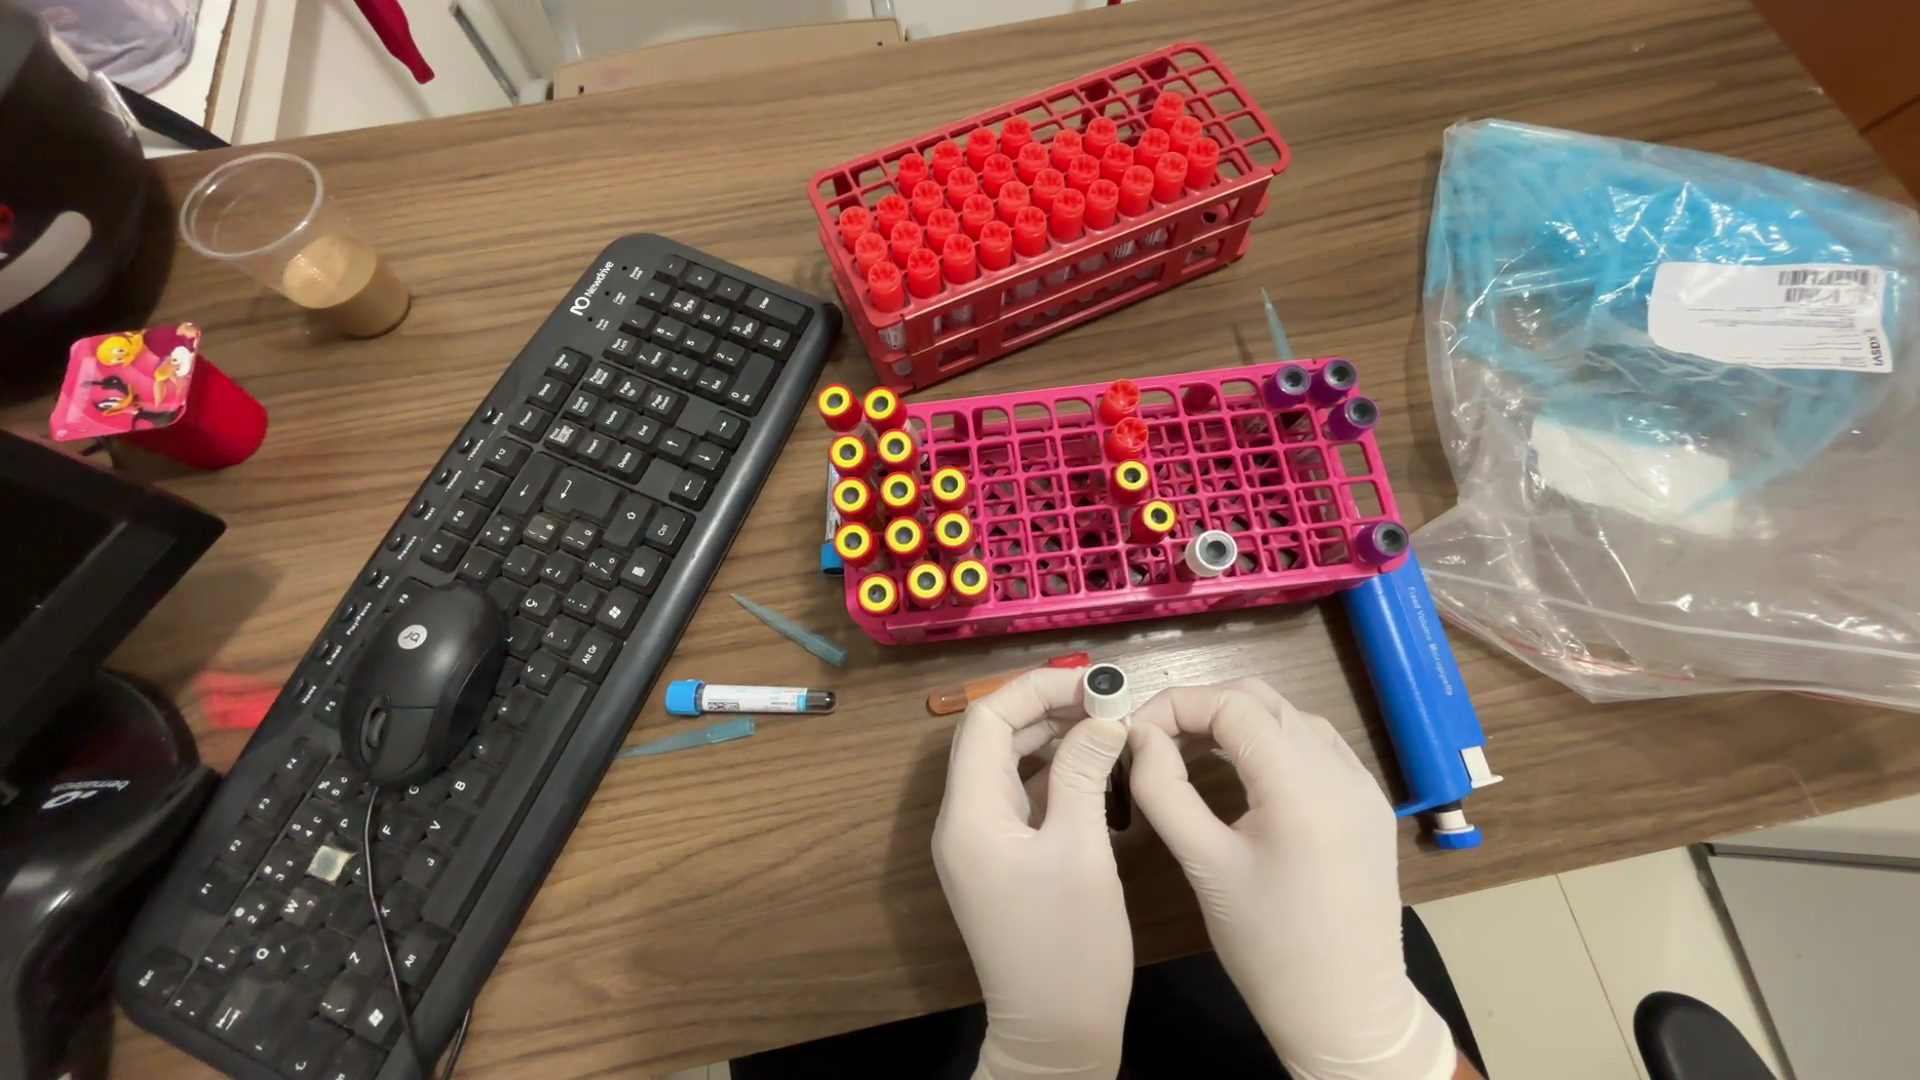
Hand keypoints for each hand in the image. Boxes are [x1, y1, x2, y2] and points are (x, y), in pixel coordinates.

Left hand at [932, 667, 1132, 1079]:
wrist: (1053, 1038)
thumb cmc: (1068, 949)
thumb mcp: (1082, 853)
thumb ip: (1085, 774)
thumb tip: (1103, 716)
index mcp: (969, 813)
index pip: (985, 720)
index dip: (1034, 690)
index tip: (1091, 683)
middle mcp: (962, 819)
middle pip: (991, 736)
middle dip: (1042, 707)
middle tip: (1102, 700)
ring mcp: (978, 839)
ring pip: (1005, 762)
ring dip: (1048, 735)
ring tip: (1101, 722)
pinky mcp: (999, 856)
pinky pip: (1018, 793)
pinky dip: (1050, 770)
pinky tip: (1089, 764)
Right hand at [1126, 680, 1457, 1079]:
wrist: (1349, 1015)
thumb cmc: (1268, 947)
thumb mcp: (1203, 866)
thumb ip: (1162, 788)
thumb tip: (1139, 734)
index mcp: (1302, 788)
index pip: (1231, 704)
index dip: (1175, 704)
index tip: (1136, 732)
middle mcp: (1342, 771)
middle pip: (1260, 698)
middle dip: (1201, 705)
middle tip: (1157, 738)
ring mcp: (1362, 784)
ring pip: (1287, 714)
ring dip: (1234, 719)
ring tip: (1190, 749)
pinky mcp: (1368, 801)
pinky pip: (1312, 743)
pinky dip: (1267, 738)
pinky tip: (1240, 768)